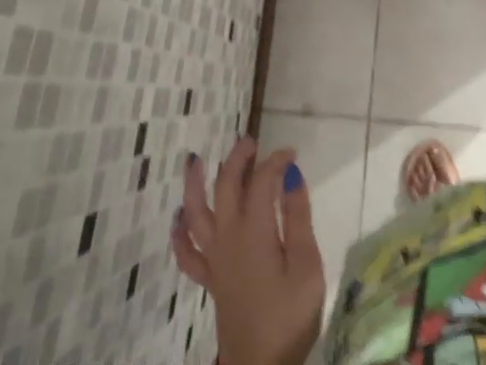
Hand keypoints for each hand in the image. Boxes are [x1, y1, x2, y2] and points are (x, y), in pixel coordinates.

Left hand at [171, 137, 323, 364]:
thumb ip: (297, 218)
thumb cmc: (290, 314)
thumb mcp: (306, 264)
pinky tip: (179, 218)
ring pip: (196, 213)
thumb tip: (292, 175)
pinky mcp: (210, 278)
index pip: (261, 181)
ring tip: (195, 161)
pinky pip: (187, 252)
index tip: (291, 152)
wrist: (260, 363)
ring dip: (194, 184)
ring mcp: (215, 258)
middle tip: (249, 142)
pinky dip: (180, 233)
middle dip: (236, 160)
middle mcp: (228, 236)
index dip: (275, 161)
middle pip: (226, 187)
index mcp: (254, 230)